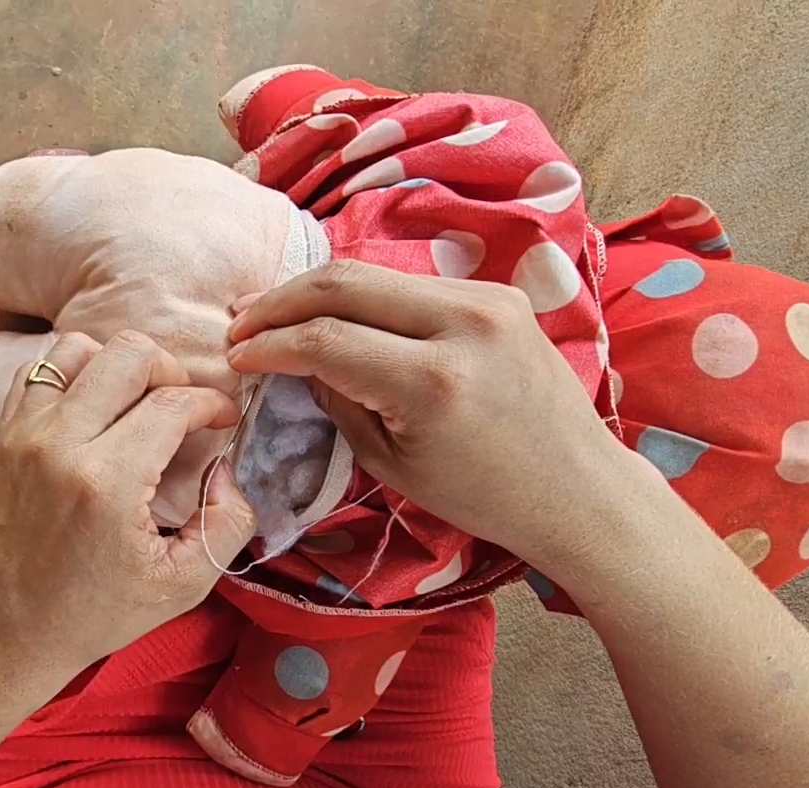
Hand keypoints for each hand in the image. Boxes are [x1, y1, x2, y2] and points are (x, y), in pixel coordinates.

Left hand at [0, 330, 257, 692]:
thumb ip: (229, 521)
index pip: (173, 403)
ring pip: (77, 348)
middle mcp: (60, 446)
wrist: (16, 629)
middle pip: (128, 355)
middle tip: (184, 408)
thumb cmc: (100, 613)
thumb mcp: (186, 584)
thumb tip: (225, 466)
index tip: (223, 422)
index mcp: (108, 482)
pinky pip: (39, 371)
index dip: (212, 405)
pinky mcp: (4, 438)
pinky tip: (95, 408)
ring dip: (117, 365)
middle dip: (172, 372)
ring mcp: (24, 436)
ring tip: (137, 402)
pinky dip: (74, 373)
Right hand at [226, 261, 653, 569]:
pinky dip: (357, 296)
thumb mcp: (388, 461)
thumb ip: (337, 400)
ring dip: (313, 291)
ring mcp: (486, 298)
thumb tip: (295, 363)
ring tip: (271, 312)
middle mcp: (463, 322)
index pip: (325, 340)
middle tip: (239, 319)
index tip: (234, 356)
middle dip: (280, 300)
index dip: (269, 345)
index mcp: (431, 381)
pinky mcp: (496, 293)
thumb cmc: (475, 493)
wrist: (574, 485)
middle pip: (344, 283)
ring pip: (372, 274)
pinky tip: (328, 311)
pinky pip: (405, 284)